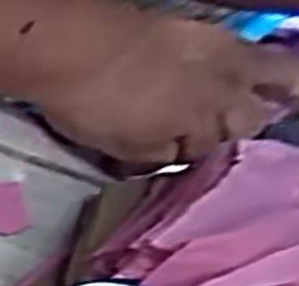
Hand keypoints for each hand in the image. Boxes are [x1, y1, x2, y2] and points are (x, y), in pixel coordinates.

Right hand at [39, 17, 297, 163]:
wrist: (90, 62)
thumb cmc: (138, 39)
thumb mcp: (200, 42)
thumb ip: (215, 64)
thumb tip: (211, 80)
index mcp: (242, 61)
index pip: (288, 78)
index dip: (279, 91)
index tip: (259, 96)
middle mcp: (223, 96)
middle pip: (249, 123)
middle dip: (231, 126)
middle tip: (207, 126)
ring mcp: (184, 127)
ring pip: (204, 149)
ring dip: (191, 147)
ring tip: (168, 143)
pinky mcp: (143, 150)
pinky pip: (158, 162)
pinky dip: (151, 160)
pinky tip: (137, 152)